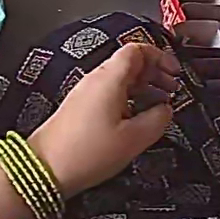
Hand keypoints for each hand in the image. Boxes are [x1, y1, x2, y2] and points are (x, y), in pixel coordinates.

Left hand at [29, 42, 178, 195]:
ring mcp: (86, 93)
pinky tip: (137, 117)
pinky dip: (129, 98)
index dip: (160, 57)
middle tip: (172, 89)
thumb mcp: (134, 138)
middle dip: (155, 73)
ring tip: (159, 104)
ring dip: (143, 86)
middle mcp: (96, 79)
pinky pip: (110, 92)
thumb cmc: (89, 152)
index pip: (137, 50)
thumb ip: (158, 119)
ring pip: (120, 78)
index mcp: (110, 78)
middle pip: (130, 62)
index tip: (175, 73)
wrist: (44, 169)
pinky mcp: (80, 108)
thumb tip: (167, 109)